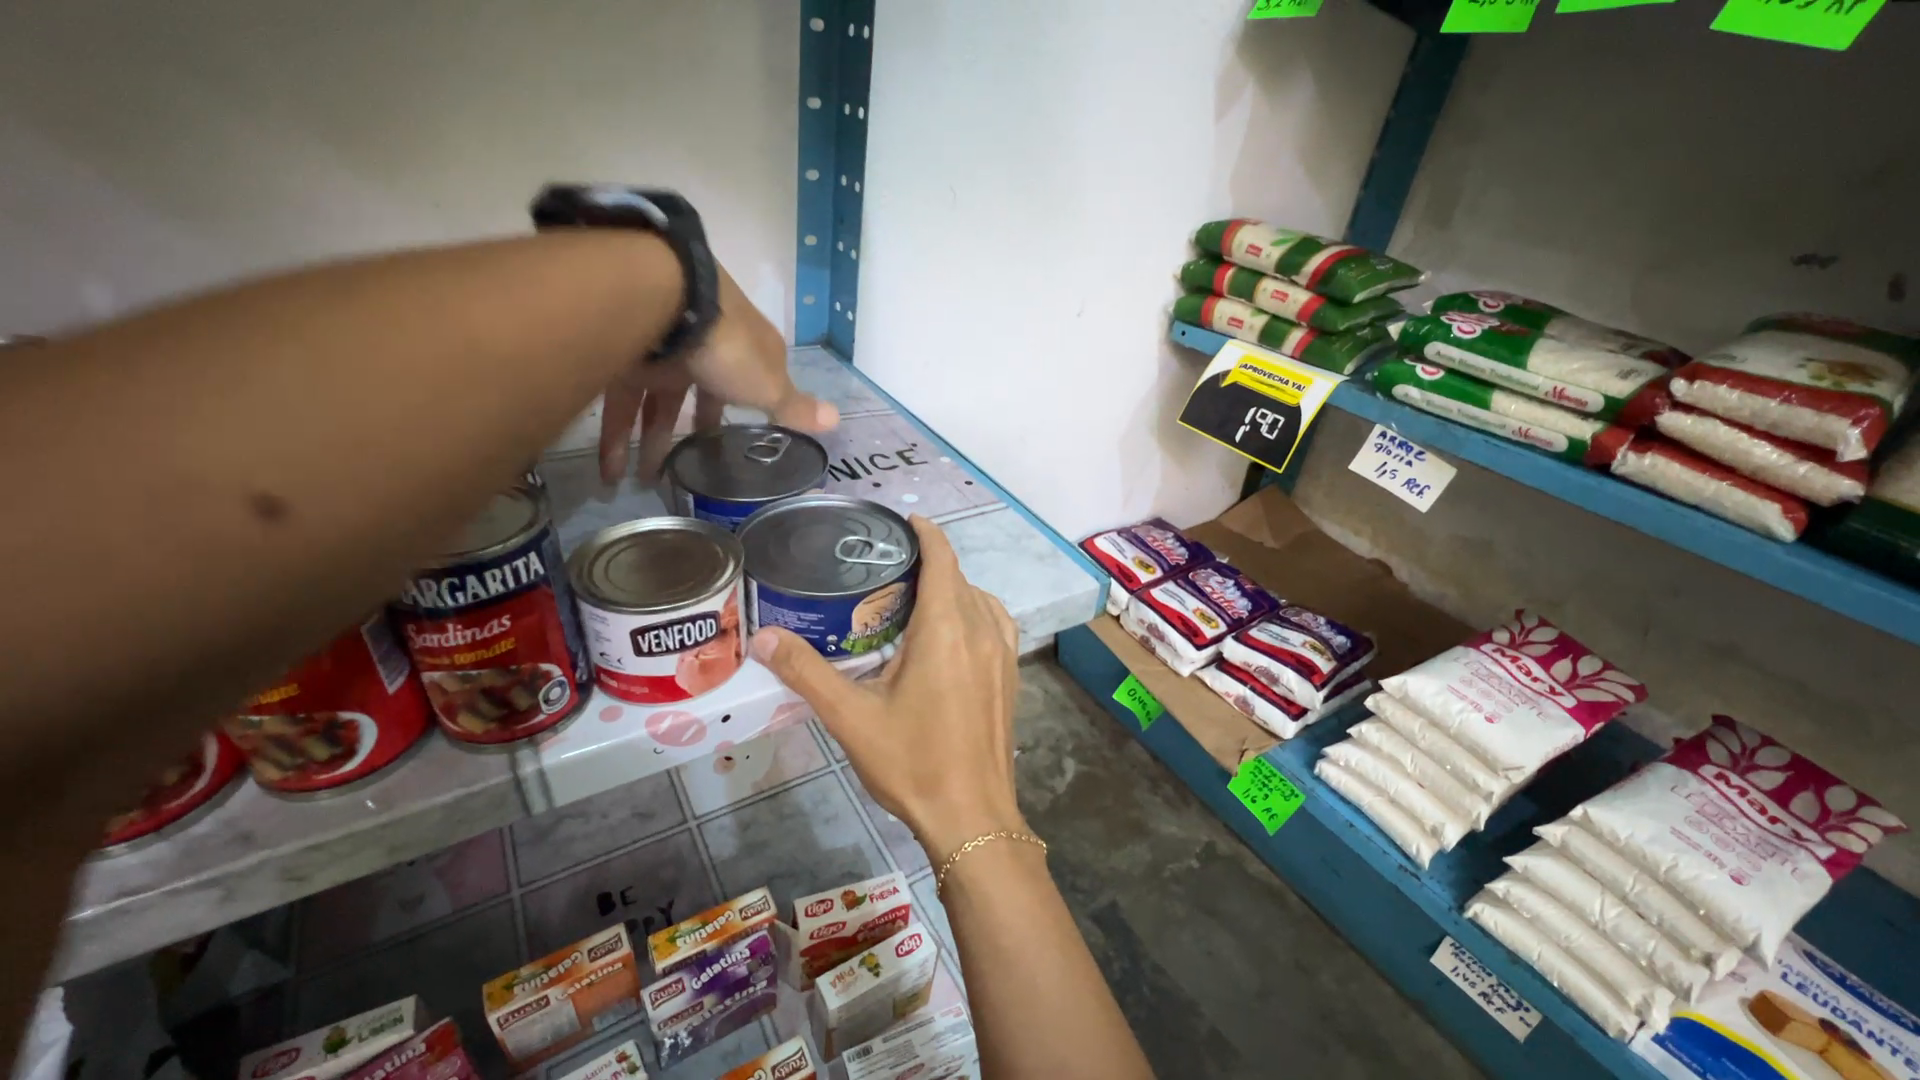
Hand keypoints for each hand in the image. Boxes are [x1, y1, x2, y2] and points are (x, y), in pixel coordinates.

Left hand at [599, 263, 838, 482]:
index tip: (740, 440)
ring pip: (657, 405)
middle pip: (699, 396)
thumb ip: (794, 407)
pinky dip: (616, 438)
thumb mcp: (770, 384)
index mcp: (746, 349)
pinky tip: (610, 471)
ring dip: (650, 445)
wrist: (665, 300)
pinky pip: (623, 405)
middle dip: (692, 435)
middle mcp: (706, 348)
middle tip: (686, 472)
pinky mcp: (626, 358)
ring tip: (642, 484)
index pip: (751, 379)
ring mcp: (664, 352)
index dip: (749, 408)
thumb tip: (837, 419)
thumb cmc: (730, 347)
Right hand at [749, 516, 1027, 861]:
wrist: (972, 817)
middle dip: (928, 564)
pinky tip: (950, 635)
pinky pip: (995, 624)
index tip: (900, 521)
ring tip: (913, 599)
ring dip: (952, 589)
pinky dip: (973, 613)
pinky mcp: (1010, 677)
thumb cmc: (912, 762)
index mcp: (946, 628)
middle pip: (958, 578)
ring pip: (980, 600)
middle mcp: (981, 630)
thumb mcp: (851, 717)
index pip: (942, 558)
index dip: (925, 532)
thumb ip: (806, 672)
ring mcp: (1003, 655)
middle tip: (883, 570)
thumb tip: (762, 637)